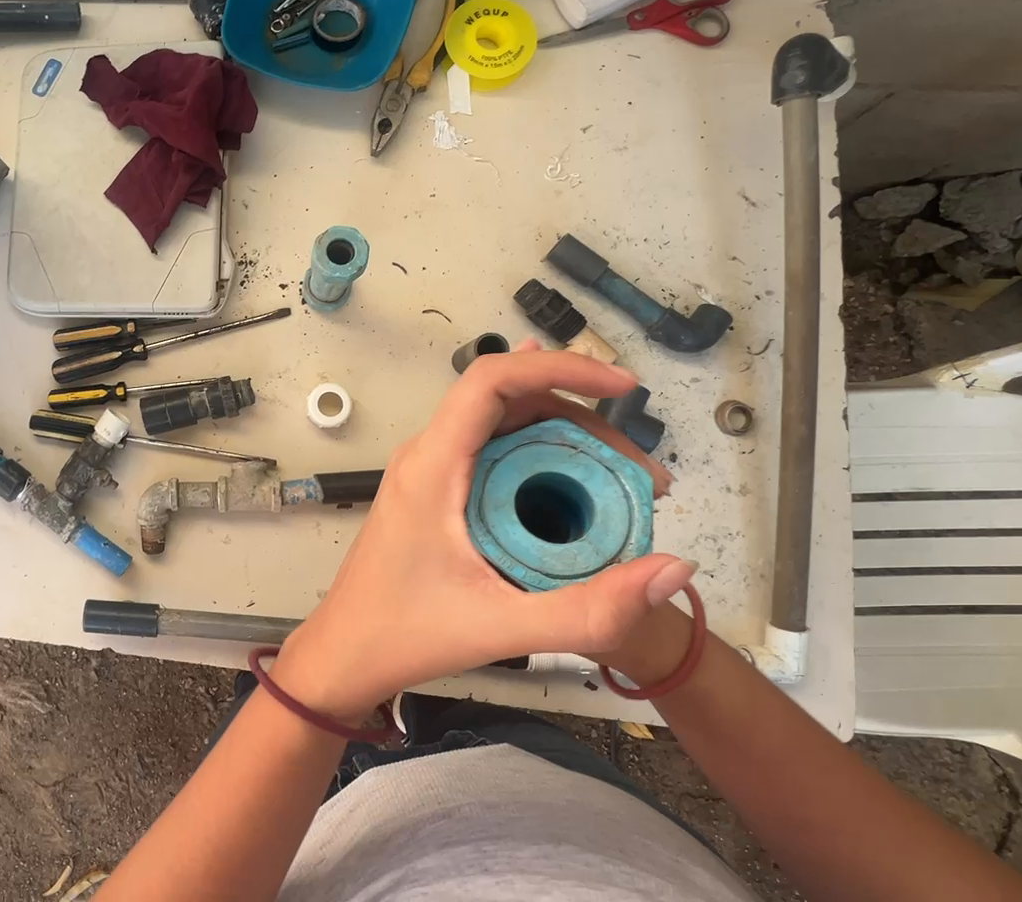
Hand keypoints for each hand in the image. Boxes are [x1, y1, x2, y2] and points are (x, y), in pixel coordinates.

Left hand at [273, 344, 697, 719]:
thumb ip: (590, 610)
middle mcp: (427, 454)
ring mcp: (427, 470)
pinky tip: (578, 473)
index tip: (623, 387)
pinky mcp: (434, 491)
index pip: (491, 379)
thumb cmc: (405, 635)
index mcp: (432, 466)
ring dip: (567, 441)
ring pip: (504, 426)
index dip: (559, 367)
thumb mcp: (503, 626)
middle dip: (584, 420)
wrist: (346, 653)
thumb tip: (675, 568)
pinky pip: (493, 453)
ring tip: (625, 488)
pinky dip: (542, 458)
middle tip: (643, 477)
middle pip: (509, 400)